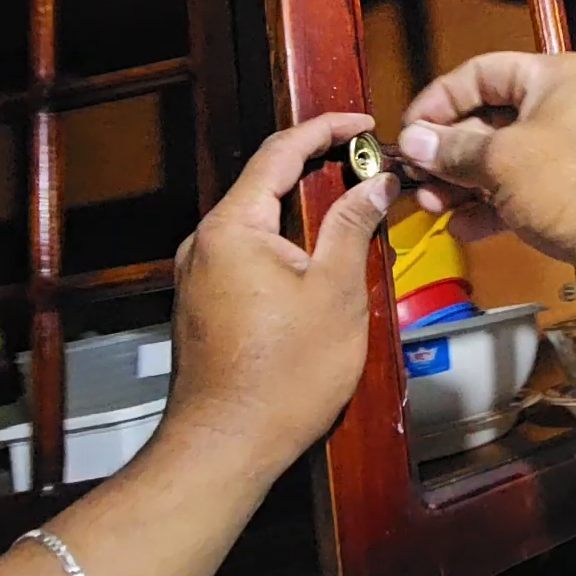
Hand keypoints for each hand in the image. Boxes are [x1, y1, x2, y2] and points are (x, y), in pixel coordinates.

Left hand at [158, 113, 397, 470]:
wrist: (224, 451)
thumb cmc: (284, 374)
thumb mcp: (335, 292)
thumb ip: (352, 225)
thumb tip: (375, 182)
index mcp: (233, 227)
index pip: (280, 151)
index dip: (326, 128)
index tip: (365, 124)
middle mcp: (206, 241)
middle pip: (267, 181)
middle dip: (321, 166)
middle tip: (369, 164)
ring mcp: (200, 272)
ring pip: (261, 217)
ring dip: (307, 204)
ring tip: (355, 206)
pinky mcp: (205, 299)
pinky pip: (251, 247)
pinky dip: (290, 236)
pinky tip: (322, 253)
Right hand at [398, 52, 575, 293]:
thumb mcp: (505, 160)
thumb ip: (455, 149)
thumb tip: (414, 139)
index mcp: (550, 78)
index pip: (480, 73)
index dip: (439, 100)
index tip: (407, 133)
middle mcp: (560, 108)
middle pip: (488, 119)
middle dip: (448, 151)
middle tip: (416, 180)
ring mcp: (569, 153)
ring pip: (502, 161)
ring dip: (464, 183)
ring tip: (432, 207)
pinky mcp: (574, 194)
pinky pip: (522, 193)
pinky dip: (492, 208)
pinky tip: (463, 229)